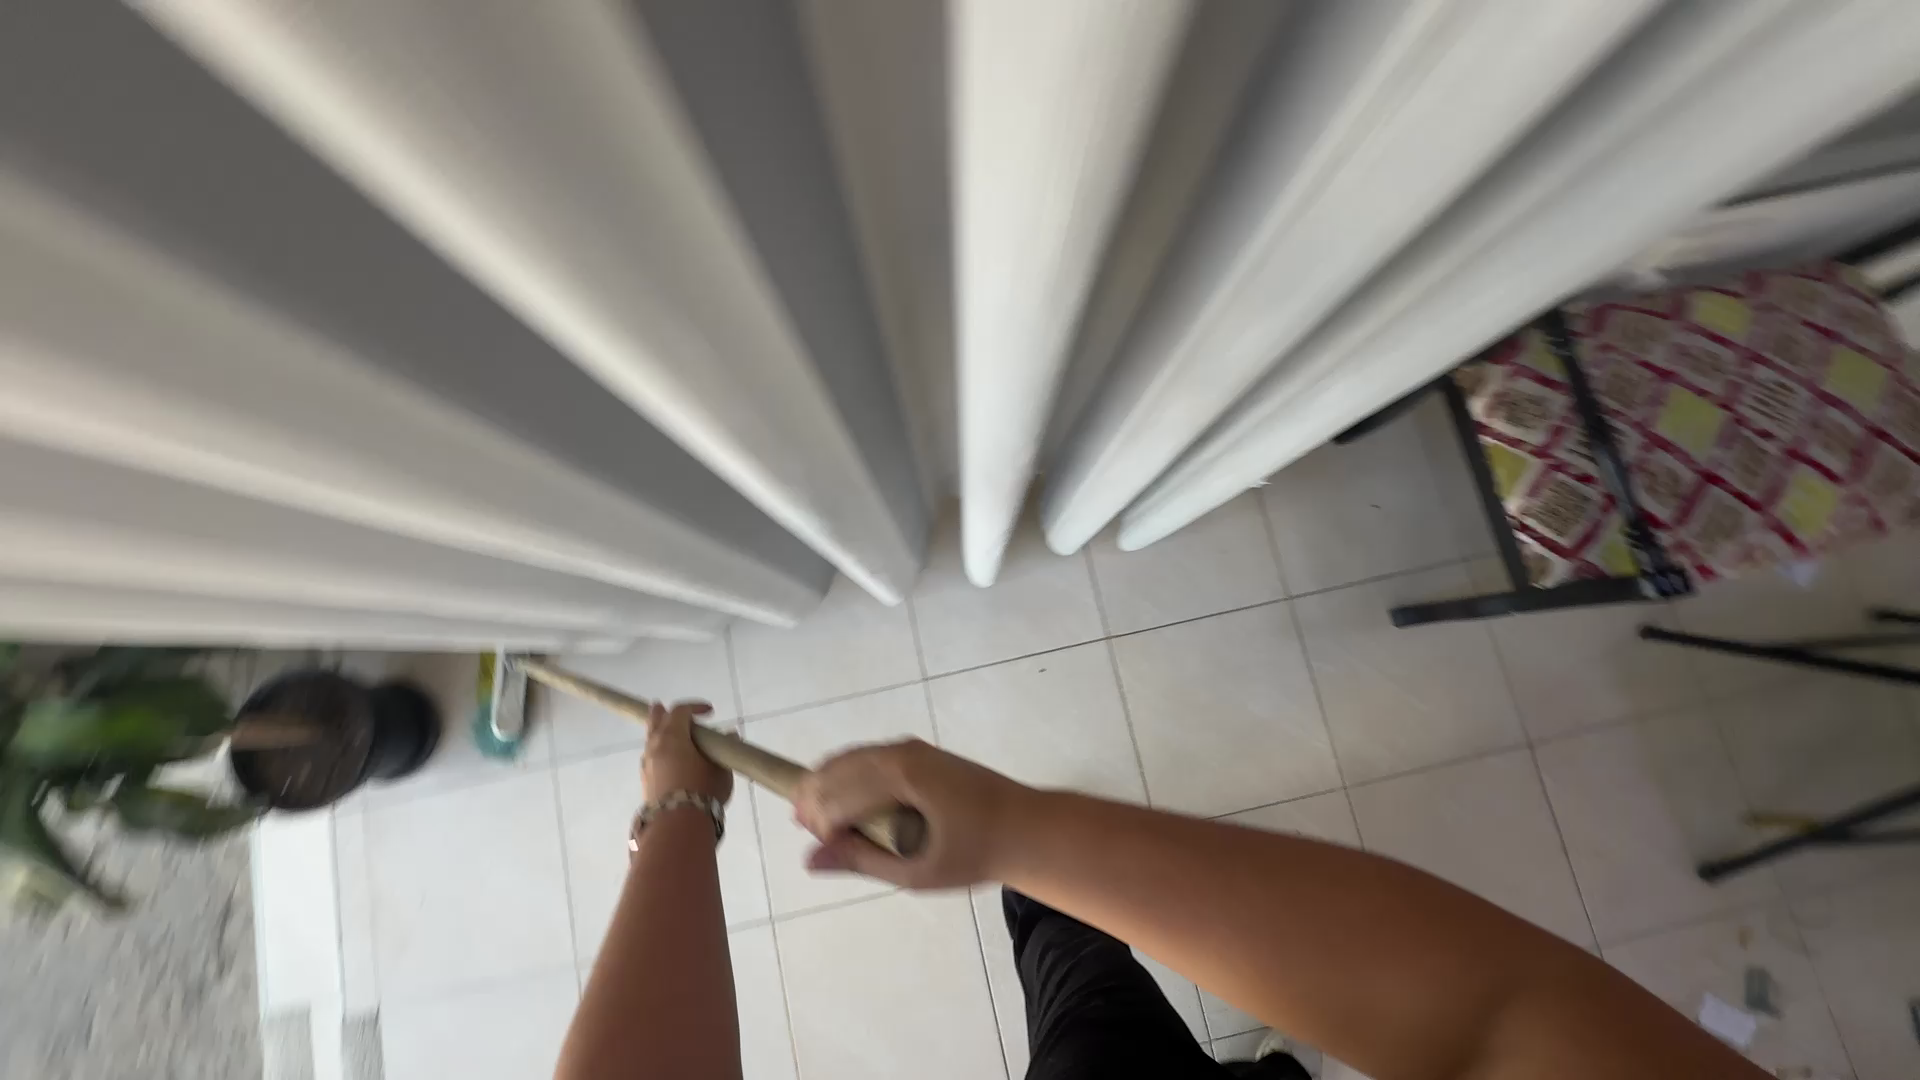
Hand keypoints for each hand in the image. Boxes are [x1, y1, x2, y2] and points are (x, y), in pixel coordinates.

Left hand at [641, 701, 732, 804]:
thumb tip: (730, 735)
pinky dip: (660, 751)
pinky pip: (652, 757)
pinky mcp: (646, 782)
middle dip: (661, 713)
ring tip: (669, 734)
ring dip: (660, 733)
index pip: (680, 711)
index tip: (711, 711)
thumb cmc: (702, 789)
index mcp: (672, 736)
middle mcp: (655, 747)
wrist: (677, 825)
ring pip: (651, 741)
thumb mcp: (722, 767)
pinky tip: (670, 759)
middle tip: (661, 706)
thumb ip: (725, 747)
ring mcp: (647, 765)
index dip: (695, 707)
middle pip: (655, 722)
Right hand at [792, 738, 1033, 889]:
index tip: (816, 844)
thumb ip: (862, 861)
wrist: (1027, 828)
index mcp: (901, 776)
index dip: (819, 817)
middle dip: (818, 795)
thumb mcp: (914, 870)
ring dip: (832, 782)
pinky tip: (847, 796)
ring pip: (855, 758)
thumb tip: (809, 858)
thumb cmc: (974, 855)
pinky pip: (873, 757)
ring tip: (816, 813)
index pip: (838, 791)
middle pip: (841, 767)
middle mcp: (903, 752)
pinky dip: (853, 774)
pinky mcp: (923, 752)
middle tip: (803, 825)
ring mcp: (914, 748)